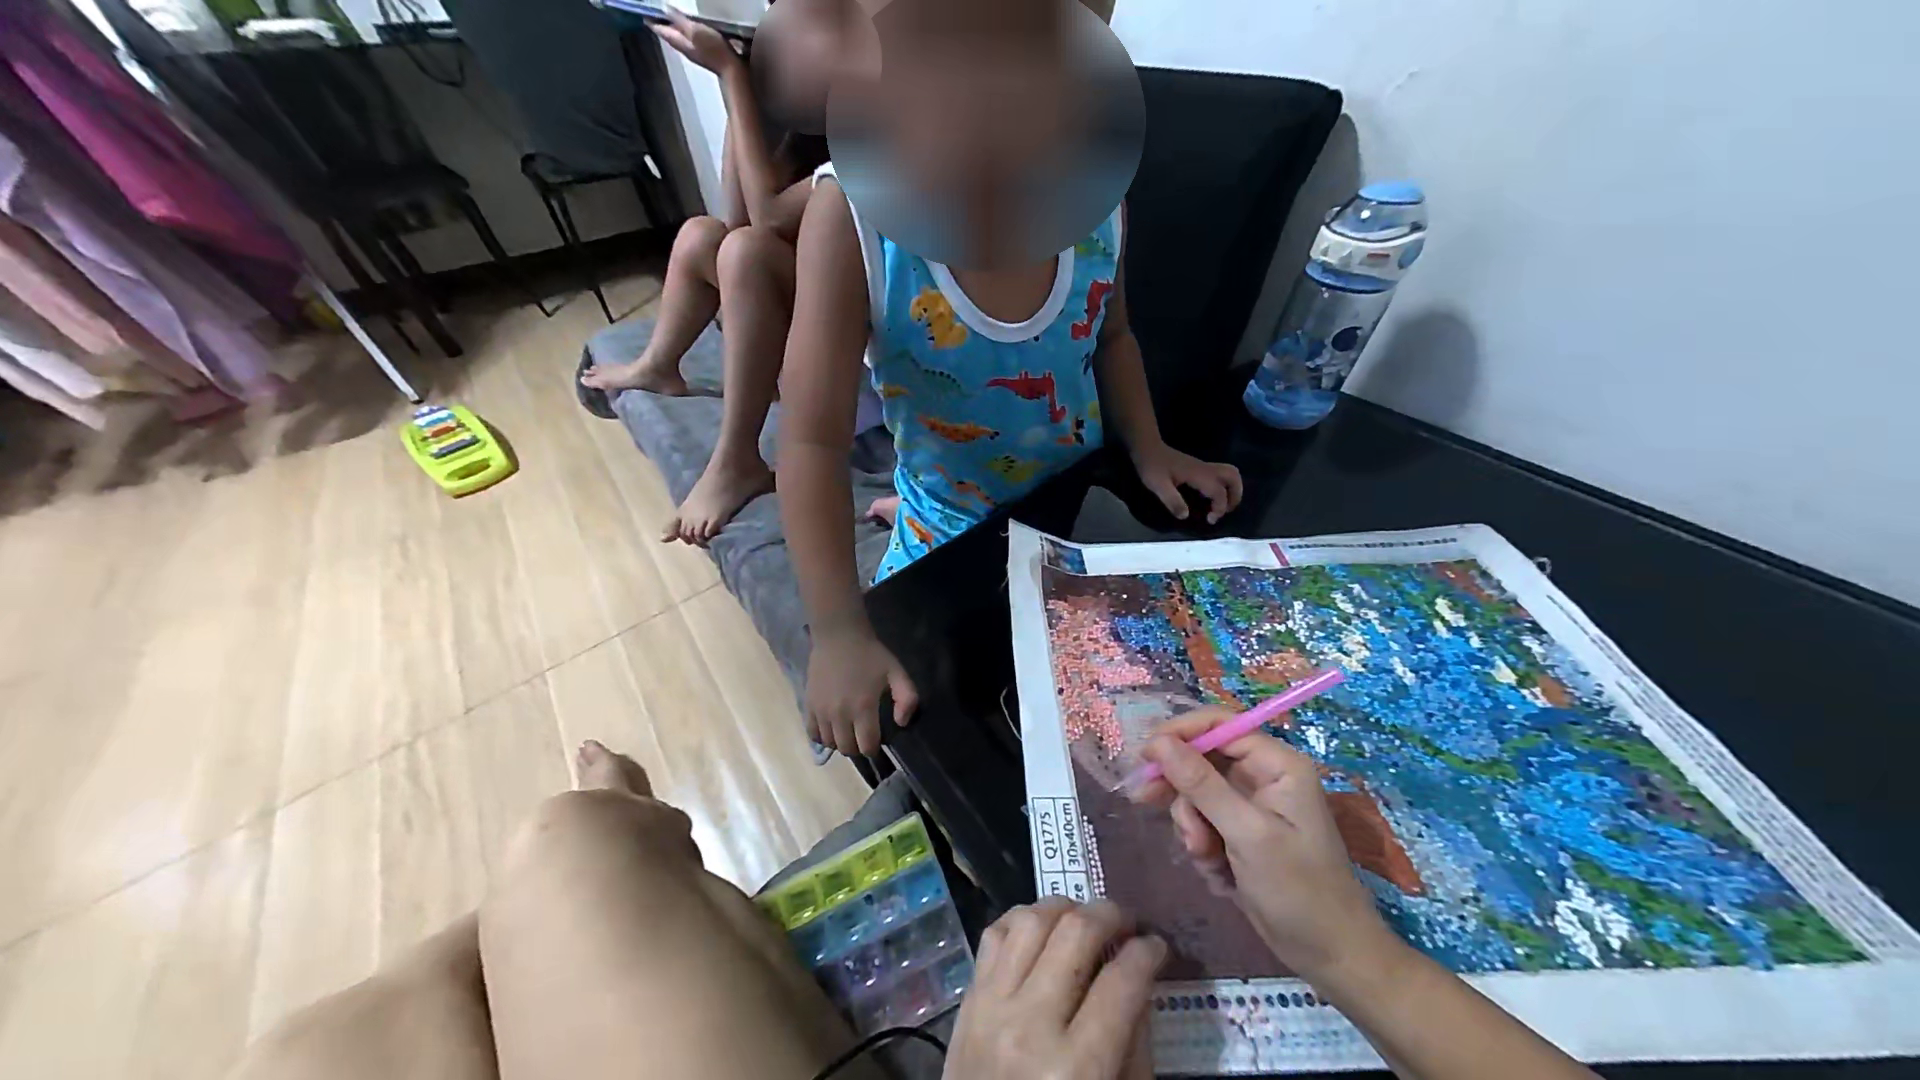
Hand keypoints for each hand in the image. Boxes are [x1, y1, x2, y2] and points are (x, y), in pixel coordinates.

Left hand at [652, 8, 739, 74]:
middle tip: (656, 10)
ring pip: (680, 36)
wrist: (733, 70)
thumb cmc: (714, 50)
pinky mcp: (706, 52)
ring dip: (675, 26)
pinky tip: (691, 25)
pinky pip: (691, 38)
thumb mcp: (695, 30)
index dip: (651, 19)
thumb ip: (679, 20)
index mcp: (679, 42)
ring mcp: (695, 51)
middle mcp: (684, 47)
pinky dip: (687, 30)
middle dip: (662, 22)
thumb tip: (665, 8)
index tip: (643, 10)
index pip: (660, 29)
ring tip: (672, 15)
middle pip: (669, 33)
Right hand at [804, 620, 917, 755]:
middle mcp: (840, 714)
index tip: (878, 740)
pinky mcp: (809, 704)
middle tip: (864, 736)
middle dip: (858, 747)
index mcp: (863, 707)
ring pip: (830, 743)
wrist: (839, 636)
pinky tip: (831, 728)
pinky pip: (812, 733)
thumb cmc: (870, 654)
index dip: (874, 748)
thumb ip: (907, 698)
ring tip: (848, 731)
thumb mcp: (897, 672)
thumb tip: (901, 723)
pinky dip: (822, 736)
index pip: (867, 746)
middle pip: (848, 749)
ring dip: (841, 742)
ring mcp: (821, 711)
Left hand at [943, 899, 1164, 1079]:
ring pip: (1031, 920)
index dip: (1147, 953)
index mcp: (1076, 1069)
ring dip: (1065, 908)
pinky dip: (1022, 919)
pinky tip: (1043, 928)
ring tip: (1085, 917)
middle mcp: (1031, 1025)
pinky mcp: (969, 997)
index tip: (1157, 945)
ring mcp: (993, 1005)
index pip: (1120, 983)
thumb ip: (1133, 1044)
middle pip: (1074, 934)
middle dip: (1110, 915)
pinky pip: (995, 933)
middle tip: (1127, 920)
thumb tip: (1139, 977)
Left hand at [1130, 442, 1242, 524]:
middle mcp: (1205, 469)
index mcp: (1199, 474)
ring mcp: (1203, 466)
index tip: (1210, 520)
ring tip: (1221, 506)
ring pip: (1229, 473)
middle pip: (1233, 477)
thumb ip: (1172, 501)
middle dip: (1235, 496)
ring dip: (1231, 490)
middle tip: (1224, 511)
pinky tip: (1209, 498)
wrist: (1147, 448)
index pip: (1219, 492)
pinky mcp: (1198, 467)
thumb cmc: (1152, 466)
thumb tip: (1186, 516)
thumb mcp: (1158, 486)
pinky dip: (1222, 486)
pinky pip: (1220, 475)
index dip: (1220, 508)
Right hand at [1132, 709, 1393, 983]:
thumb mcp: (1246, 834)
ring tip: (1204, 856)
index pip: (1218, 725)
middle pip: (1200, 757)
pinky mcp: (1239, 830)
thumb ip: (1201, 784)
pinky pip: (1201, 818)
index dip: (1179, 733)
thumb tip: (1158, 742)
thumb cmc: (1298, 891)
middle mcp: (1263, 775)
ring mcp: (1250, 804)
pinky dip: (1199, 841)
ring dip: (1190, 823)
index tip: (1146, 754)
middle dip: (1180, 787)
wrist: (1331, 956)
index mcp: (1277, 764)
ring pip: (1195, 791)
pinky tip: (1216, 871)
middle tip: (1144, 800)